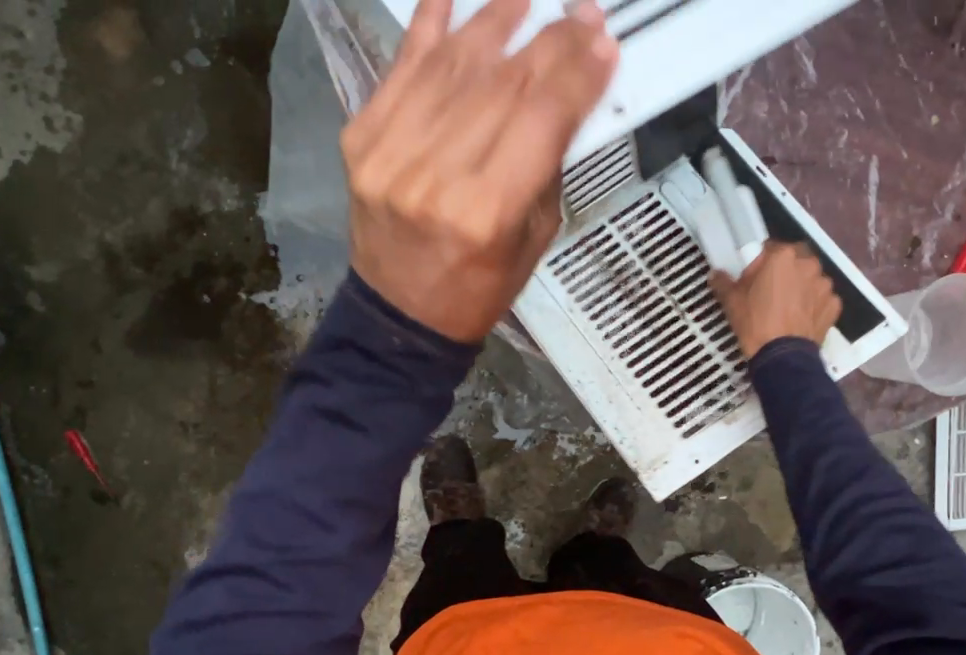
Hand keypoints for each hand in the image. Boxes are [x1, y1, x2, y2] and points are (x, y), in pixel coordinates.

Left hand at [342, 0, 617, 342]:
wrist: (403, 314)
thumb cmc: (480, 288)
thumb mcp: (533, 239)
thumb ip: (546, 167)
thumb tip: (567, 95)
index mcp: (486, 214)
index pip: (540, 121)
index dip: (576, 76)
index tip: (603, 44)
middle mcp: (436, 176)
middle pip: (501, 85)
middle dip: (548, 42)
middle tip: (579, 14)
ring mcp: (391, 153)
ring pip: (453, 66)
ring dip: (495, 20)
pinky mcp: (362, 139)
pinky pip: (401, 68)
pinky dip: (430, 25)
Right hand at [711, 244, 842, 358]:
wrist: (782, 357)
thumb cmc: (755, 323)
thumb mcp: (732, 302)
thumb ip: (723, 282)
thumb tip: (715, 274)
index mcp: (783, 256)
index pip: (770, 250)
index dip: (762, 264)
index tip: (755, 280)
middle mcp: (808, 264)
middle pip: (795, 262)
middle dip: (786, 273)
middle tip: (774, 293)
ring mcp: (824, 285)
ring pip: (811, 280)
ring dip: (803, 288)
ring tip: (790, 309)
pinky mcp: (834, 305)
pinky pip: (822, 301)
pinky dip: (814, 307)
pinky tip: (803, 320)